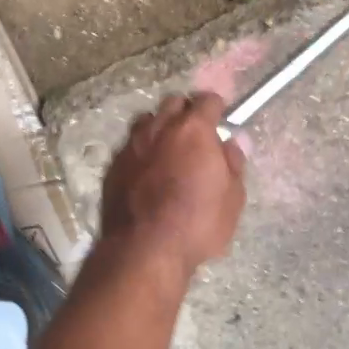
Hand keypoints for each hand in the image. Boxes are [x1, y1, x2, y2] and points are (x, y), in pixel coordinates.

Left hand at [98, 92, 247, 280]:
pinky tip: (148, 172)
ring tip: (169, 150)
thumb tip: (231, 143)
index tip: (220, 116)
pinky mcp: (115, 162)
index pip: (207, 100)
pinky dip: (143, 151)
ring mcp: (133, 142)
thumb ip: (233, 164)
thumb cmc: (198, 223)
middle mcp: (160, 127)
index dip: (216, 107)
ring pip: (149, 120)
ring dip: (161, 128)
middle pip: (174, 103)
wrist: (145, 247)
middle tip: (196, 134)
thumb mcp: (232, 199)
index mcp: (193, 130)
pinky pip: (132, 145)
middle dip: (186, 112)